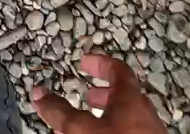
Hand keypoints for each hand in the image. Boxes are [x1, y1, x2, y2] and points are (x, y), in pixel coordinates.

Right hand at [30, 55, 168, 132]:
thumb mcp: (82, 129)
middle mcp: (146, 114)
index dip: (100, 62)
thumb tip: (38, 93)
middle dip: (104, 93)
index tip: (84, 62)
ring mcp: (151, 133)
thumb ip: (60, 111)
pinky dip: (117, 130)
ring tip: (91, 122)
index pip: (119, 69)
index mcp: (132, 100)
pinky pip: (133, 132)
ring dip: (110, 115)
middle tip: (87, 95)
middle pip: (126, 94)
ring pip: (130, 117)